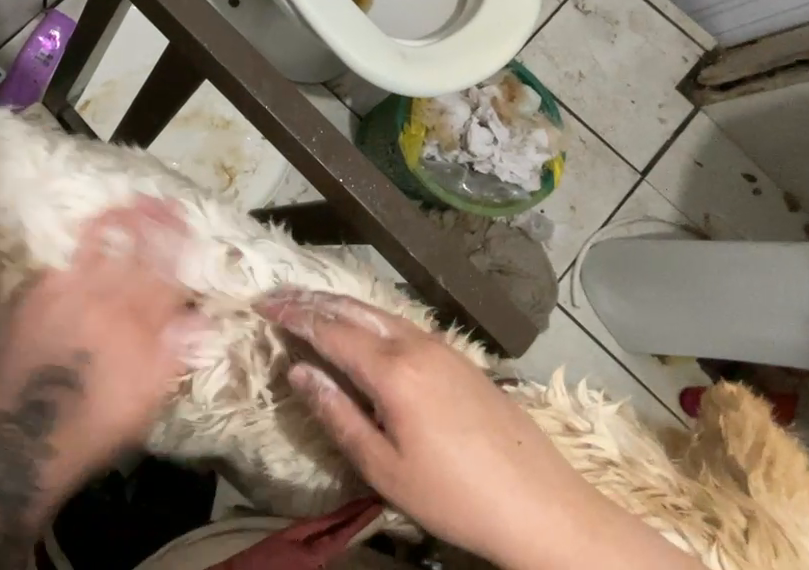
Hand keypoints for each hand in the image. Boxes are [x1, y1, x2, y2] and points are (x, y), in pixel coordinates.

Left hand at [0, 198, 209, 569]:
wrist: (27, 433)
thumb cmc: (96, 424)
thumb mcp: (147, 399)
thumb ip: (173, 353)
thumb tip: (200, 317)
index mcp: (138, 322)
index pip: (165, 271)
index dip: (175, 243)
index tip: (182, 220)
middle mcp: (104, 297)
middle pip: (133, 249)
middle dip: (148, 222)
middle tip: (157, 200)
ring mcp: (65, 292)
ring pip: (95, 246)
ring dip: (112, 222)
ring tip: (122, 205)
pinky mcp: (34, 297)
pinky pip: (60, 264)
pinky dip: (75, 249)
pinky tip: (79, 241)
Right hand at [258, 291, 702, 569]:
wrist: (548, 511)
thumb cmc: (456, 497)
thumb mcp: (384, 468)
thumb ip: (336, 413)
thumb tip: (298, 370)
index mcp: (392, 370)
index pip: (328, 329)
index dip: (291, 316)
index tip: (260, 306)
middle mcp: (415, 345)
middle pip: (351, 309)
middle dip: (309, 300)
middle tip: (275, 297)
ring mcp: (443, 348)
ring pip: (377, 311)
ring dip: (338, 304)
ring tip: (308, 304)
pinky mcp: (461, 359)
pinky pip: (400, 322)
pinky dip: (366, 315)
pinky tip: (360, 325)